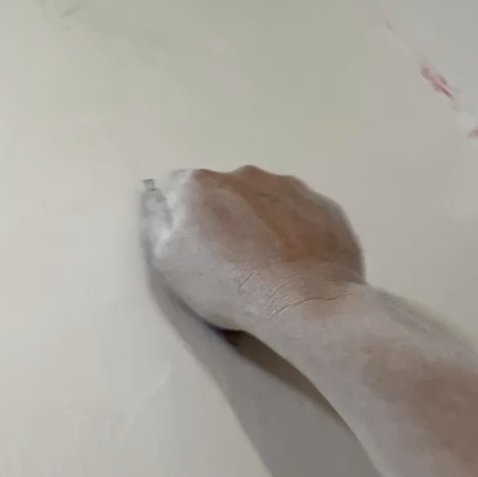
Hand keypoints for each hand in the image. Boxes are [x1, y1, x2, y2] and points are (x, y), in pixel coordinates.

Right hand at [141, 167, 365, 336]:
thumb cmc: (225, 286)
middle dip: (218, 213)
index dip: (176, 214)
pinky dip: (291, 228)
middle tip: (226, 255)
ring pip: (259, 197)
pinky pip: (297, 211)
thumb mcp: (168, 261)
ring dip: (255, 218)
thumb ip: (155, 221)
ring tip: (264, 259)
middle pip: (219, 190)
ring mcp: (287, 186)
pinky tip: (295, 259)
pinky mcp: (323, 205)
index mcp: (197, 185)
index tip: (186, 241)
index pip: (172, 186)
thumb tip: (154, 195)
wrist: (305, 303)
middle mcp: (241, 174)